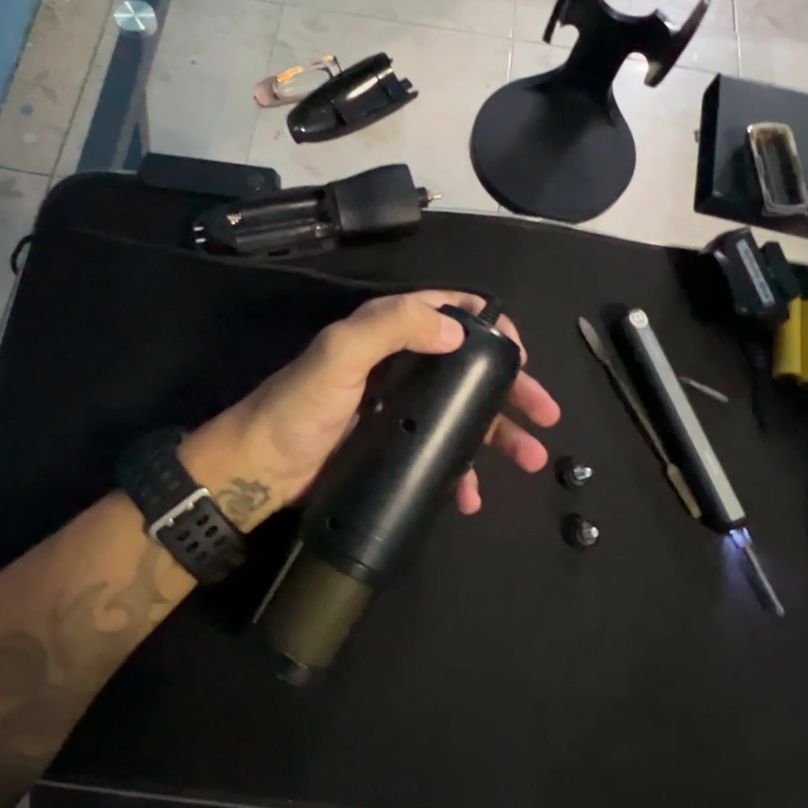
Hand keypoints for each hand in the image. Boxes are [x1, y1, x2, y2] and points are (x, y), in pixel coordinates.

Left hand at [180, 291, 561, 527]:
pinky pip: (439, 450)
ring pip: (462, 412)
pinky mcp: (394, 443)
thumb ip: (392, 327)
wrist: (260, 470)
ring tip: (529, 460)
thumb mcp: (339, 355)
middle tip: (547, 415)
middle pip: (470, 367)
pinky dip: (461, 470)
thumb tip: (458, 329)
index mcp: (387, 330)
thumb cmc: (298, 407)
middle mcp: (398, 362)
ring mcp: (398, 406)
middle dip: (512, 389)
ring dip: (498, 435)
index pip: (450, 312)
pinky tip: (472, 495)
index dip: (491, 325)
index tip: (523, 352)